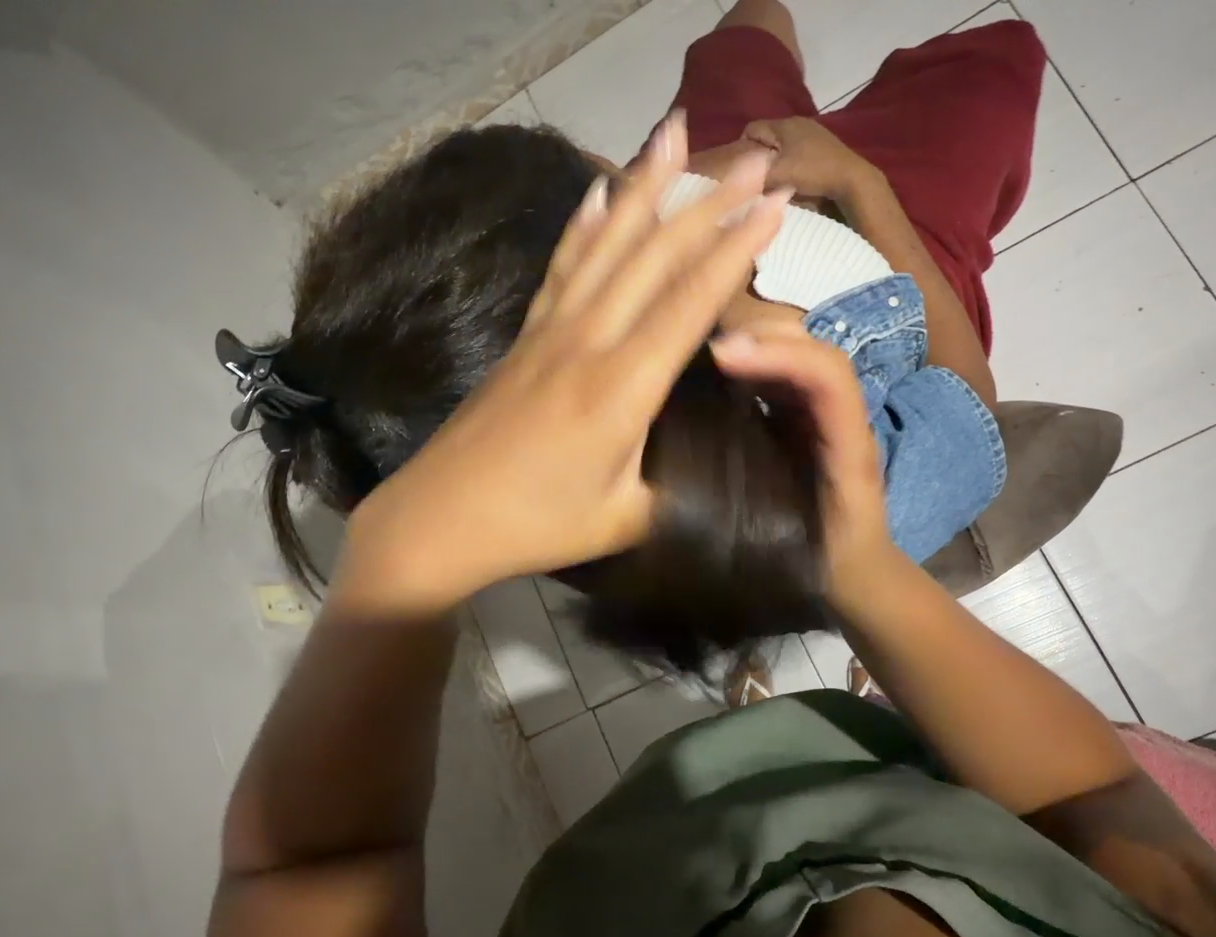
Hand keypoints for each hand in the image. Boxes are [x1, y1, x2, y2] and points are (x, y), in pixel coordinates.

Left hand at [335, 114, 790, 613]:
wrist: (440, 517)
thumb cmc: (536, 526)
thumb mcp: (623, 520)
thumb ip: (674, 484)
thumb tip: (707, 464)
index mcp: (623, 388)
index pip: (691, 302)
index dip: (736, 250)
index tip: (776, 203)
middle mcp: (589, 341)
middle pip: (655, 256)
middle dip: (710, 202)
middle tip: (756, 157)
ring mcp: (551, 331)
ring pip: (606, 243)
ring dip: (644, 185)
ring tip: (675, 132)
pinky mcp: (525, 336)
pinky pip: (562, 266)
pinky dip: (584, 225)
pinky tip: (598, 192)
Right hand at [708, 321, 904, 593]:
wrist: (858, 573)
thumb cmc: (829, 564)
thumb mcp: (796, 542)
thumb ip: (757, 513)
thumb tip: (690, 485)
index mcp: (849, 443)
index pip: (827, 374)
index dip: (778, 354)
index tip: (722, 357)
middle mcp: (842, 417)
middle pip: (813, 348)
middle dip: (763, 336)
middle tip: (706, 351)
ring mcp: (824, 415)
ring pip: (798, 355)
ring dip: (755, 344)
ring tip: (708, 355)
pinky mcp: (806, 419)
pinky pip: (783, 376)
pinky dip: (751, 364)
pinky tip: (717, 374)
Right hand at [742, 117, 874, 202]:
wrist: (851, 178)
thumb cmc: (813, 172)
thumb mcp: (779, 175)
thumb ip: (756, 176)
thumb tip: (742, 181)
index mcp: (784, 124)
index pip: (752, 129)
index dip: (743, 148)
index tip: (744, 169)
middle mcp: (797, 122)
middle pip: (768, 136)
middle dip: (760, 155)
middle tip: (758, 176)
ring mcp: (812, 132)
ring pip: (783, 144)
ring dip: (776, 160)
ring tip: (775, 179)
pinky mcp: (822, 144)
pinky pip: (797, 150)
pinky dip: (791, 161)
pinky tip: (794, 177)